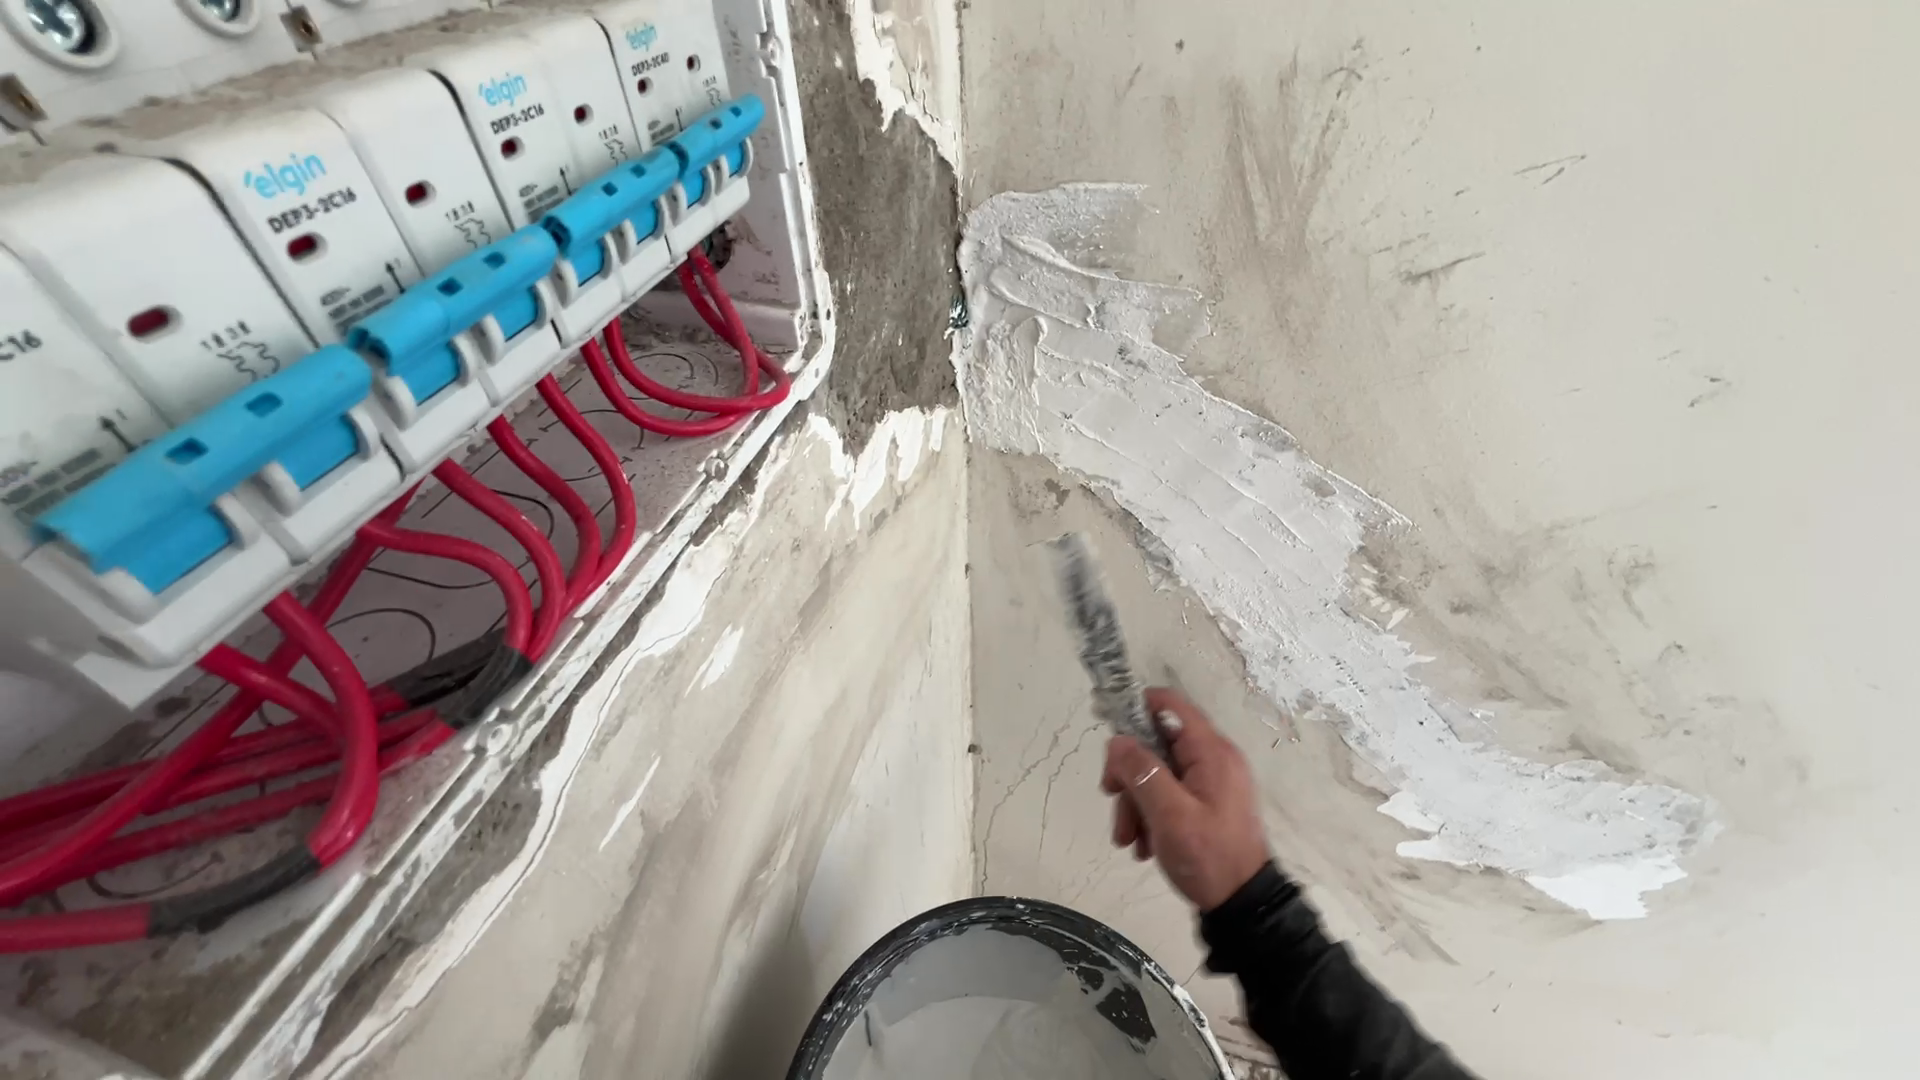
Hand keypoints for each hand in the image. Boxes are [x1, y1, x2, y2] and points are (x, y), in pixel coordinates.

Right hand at [1101, 687, 1271, 911]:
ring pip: (1156, 772)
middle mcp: (1212, 758)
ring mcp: (1209, 781)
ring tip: (1129, 839)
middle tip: (1112, 797)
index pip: (1168, 704)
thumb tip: (1117, 741)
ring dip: (1135, 801)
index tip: (1109, 739)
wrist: (1245, 908)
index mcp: (1211, 751)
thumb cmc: (1209, 857)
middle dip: (1129, 772)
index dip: (1134, 711)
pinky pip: (1167, 794)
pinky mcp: (1205, 803)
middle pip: (1155, 742)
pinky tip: (1144, 844)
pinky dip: (1150, 814)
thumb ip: (1141, 771)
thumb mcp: (1169, 814)